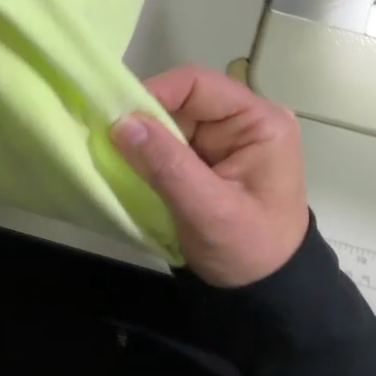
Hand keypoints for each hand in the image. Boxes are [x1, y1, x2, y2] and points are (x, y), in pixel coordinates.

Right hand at [111, 66, 309, 287]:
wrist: (264, 290)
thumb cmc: (247, 249)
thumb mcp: (206, 209)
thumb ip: (165, 164)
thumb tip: (120, 122)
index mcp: (259, 122)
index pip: (197, 84)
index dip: (155, 93)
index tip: (117, 120)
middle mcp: (243, 122)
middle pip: (180, 100)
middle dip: (144, 120)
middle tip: (110, 143)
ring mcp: (224, 141)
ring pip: (169, 122)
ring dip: (142, 139)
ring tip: (117, 158)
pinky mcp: (206, 159)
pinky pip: (168, 143)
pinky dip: (146, 154)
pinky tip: (130, 168)